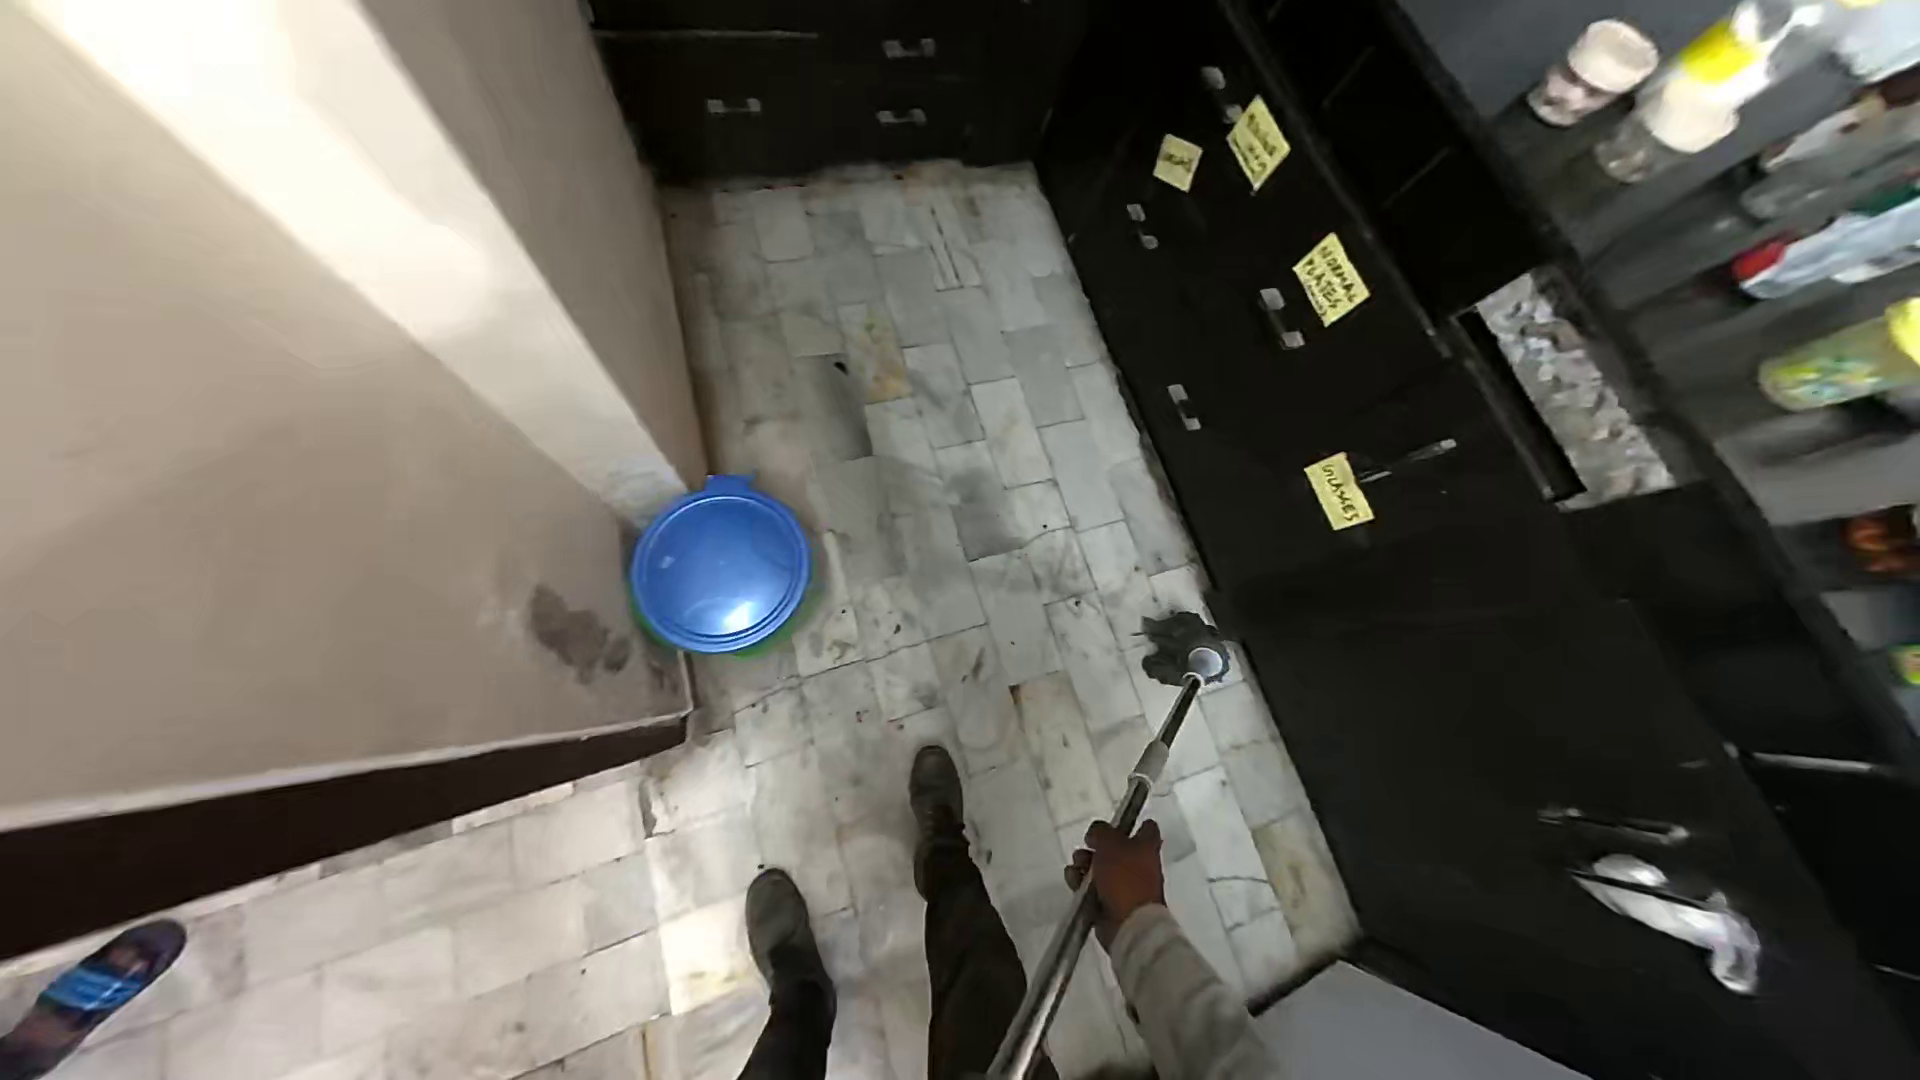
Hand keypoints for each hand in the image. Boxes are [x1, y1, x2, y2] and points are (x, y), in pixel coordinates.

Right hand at [1065, 819, 1167, 946]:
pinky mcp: (1110, 905)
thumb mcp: (1110, 843)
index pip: (1147, 829)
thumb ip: (1101, 831)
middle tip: (1087, 845)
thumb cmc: (1125, 878)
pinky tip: (1074, 881)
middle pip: (1115, 848)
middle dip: (1096, 845)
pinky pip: (1091, 888)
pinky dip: (1080, 883)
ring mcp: (1124, 886)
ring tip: (1077, 866)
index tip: (1119, 820)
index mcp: (1147, 848)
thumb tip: (1096, 834)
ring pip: (1100, 867)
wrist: (1129, 924)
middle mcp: (1138, 866)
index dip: (1135, 823)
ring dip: (1084, 863)